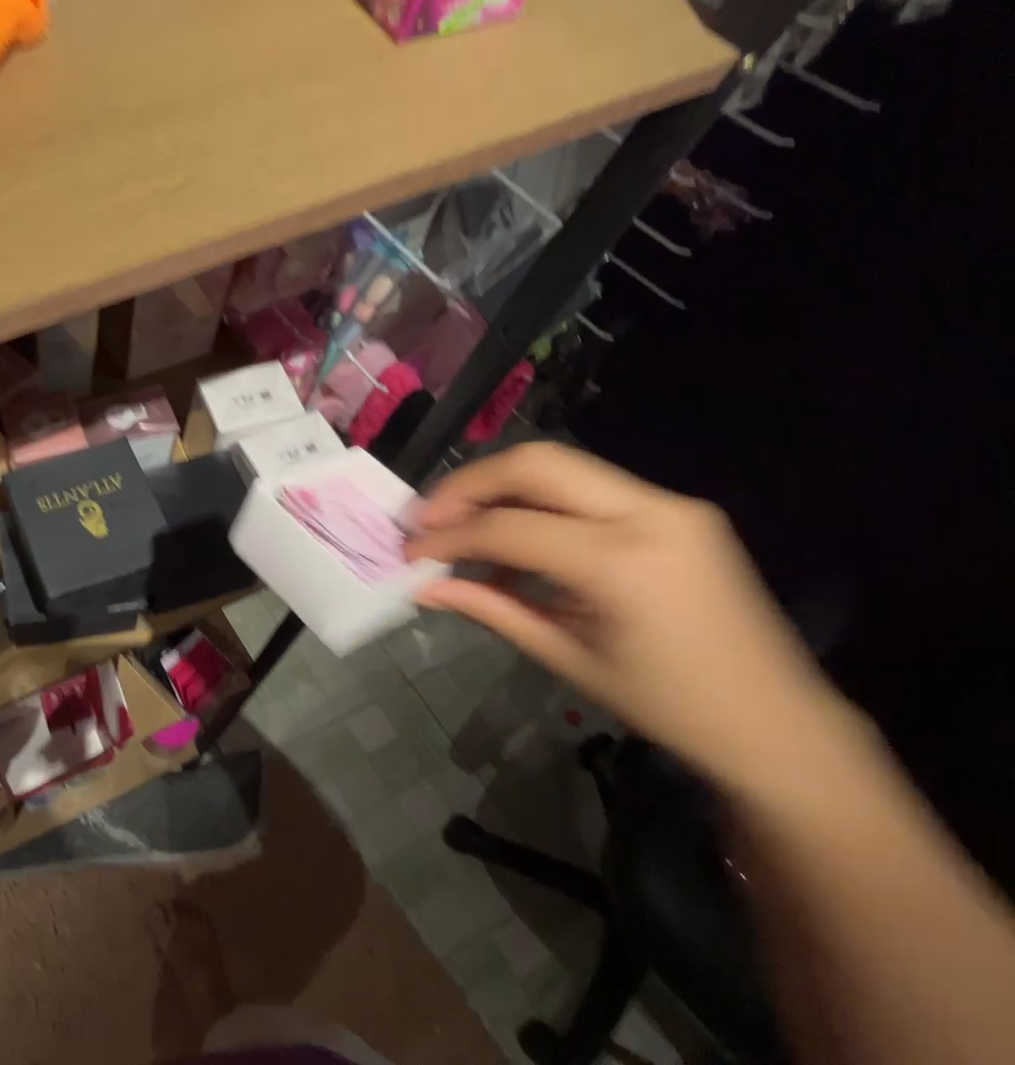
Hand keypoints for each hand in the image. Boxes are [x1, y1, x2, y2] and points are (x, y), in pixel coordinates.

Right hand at [404, 442, 839, 779]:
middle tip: (425, 519)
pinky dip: (539, 507)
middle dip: (468, 485)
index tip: (407, 553)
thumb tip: (425, 586)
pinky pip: (588, 492)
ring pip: (561, 467)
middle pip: (536, 463)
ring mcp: (671, 505)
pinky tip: (513, 547)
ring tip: (459, 529)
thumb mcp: (567, 657)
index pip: (509, 526)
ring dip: (500, 490)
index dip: (447, 536)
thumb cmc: (668, 704)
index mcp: (624, 561)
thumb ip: (492, 608)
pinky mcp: (676, 511)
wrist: (778, 721)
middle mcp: (651, 513)